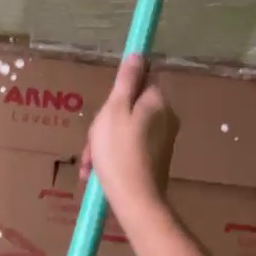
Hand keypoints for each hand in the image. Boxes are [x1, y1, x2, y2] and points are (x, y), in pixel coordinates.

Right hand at [81, 54, 179, 218]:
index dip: (118, 93)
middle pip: (130, 107)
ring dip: (104, 144)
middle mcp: (166, 118)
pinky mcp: (156, 160)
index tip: (104, 109)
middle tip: (92, 141)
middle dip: (105, 124)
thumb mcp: (115, 110)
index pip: (139, 81)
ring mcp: (163, 141)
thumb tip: (138, 52)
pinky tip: (97, 173)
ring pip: (126, 130)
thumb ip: (126, 80)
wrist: (135, 202)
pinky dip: (113, 157)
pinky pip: (131, 148)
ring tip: (90, 163)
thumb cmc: (119, 152)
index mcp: (158, 101)